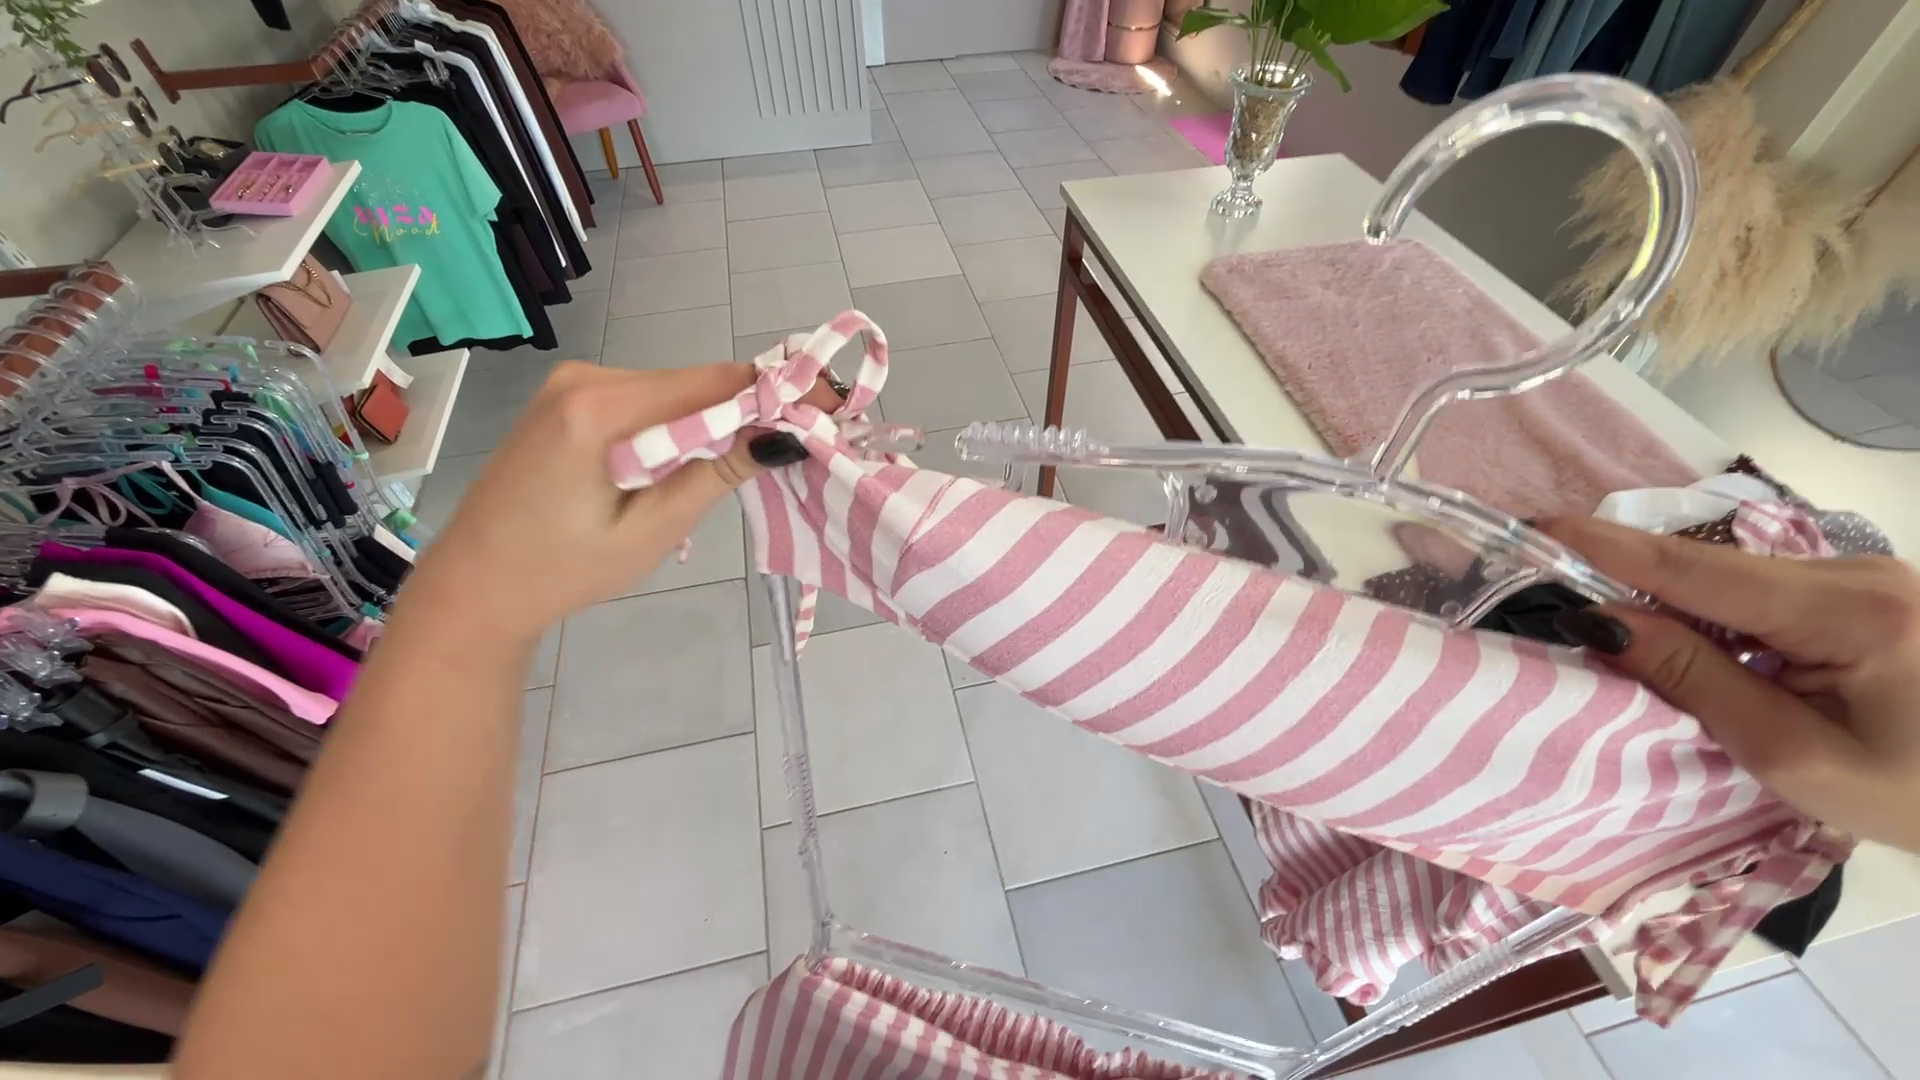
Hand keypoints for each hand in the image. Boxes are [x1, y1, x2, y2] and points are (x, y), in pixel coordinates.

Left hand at [398, 362, 813, 649]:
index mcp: (600, 409)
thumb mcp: (651, 530)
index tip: (828, 407)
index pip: (713, 382)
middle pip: (695, 383)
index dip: (777, 391)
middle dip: (751, 408)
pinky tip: (693, 459)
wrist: (475, 584)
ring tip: (754, 458)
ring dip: (716, 420)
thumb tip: (781, 436)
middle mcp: (586, 379)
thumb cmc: (562, 570)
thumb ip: (715, 474)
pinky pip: (646, 402)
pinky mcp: (569, 400)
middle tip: (799, 442)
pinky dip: (681, 425)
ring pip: (674, 392)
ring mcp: (573, 385)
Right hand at [1539, 516, 1919, 853]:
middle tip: (1552, 596)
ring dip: (1664, 599)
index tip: (1532, 528)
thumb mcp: (1795, 755)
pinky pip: (1756, 590)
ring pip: (1727, 577)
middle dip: (1622, 577)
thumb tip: (1599, 621)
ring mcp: (1868, 578)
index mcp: (1847, 612)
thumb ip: (1691, 680)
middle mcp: (1857, 573)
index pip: (1690, 569)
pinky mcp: (1870, 593)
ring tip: (1617, 631)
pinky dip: (1704, 611)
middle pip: (1704, 568)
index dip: (1602, 546)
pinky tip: (1691, 643)